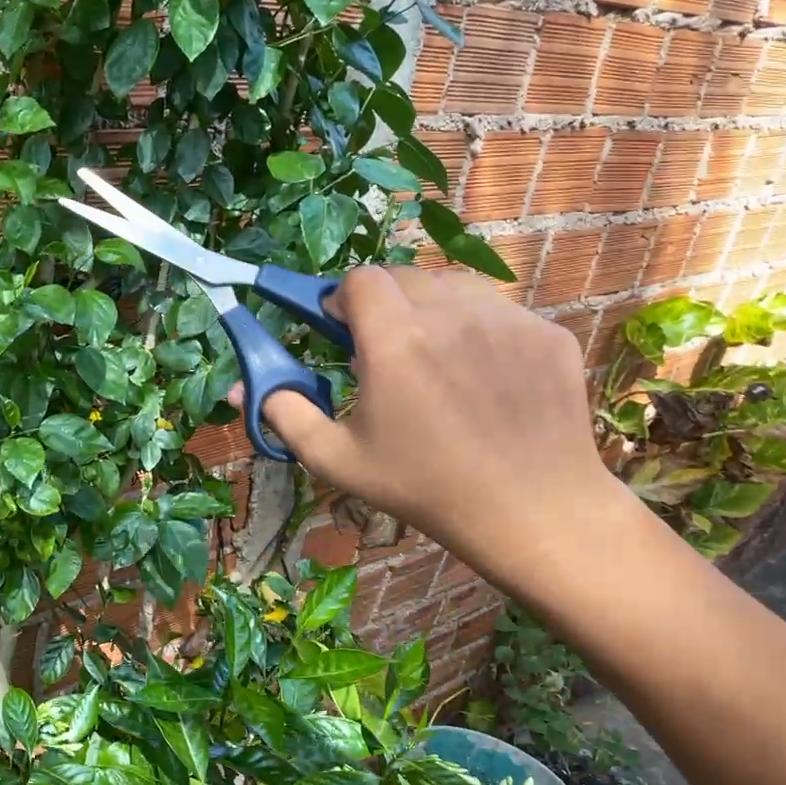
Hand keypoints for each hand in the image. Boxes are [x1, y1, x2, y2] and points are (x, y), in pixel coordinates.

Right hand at [241, 265, 629, 570]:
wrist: (527, 507)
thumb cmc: (418, 485)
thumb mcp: (334, 458)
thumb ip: (283, 413)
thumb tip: (238, 387)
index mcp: (395, 341)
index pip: (361, 280)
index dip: (342, 298)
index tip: (340, 328)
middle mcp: (453, 315)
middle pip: (405, 276)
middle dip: (383, 301)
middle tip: (379, 347)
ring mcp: (508, 321)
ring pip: (454, 287)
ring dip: (429, 308)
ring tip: (428, 355)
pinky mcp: (547, 333)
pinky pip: (499, 311)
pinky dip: (476, 329)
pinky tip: (475, 376)